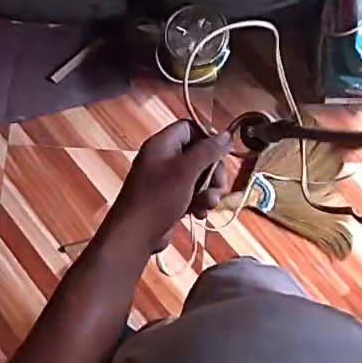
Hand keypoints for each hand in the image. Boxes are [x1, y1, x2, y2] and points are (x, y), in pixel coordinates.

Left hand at [105, 120, 231, 250]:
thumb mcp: (186, 171)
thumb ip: (207, 151)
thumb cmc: (158, 198)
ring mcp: (165, 179)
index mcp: (162, 144)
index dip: (207, 138)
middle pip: (198, 153)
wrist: (134, 235)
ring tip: (207, 204)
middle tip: (218, 186)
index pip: (190, 127)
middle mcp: (163, 158)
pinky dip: (199, 201)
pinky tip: (199, 213)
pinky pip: (191, 193)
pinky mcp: (169, 198)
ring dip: (208, 190)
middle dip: (213, 171)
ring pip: (198, 176)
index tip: (222, 153)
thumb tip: (227, 135)